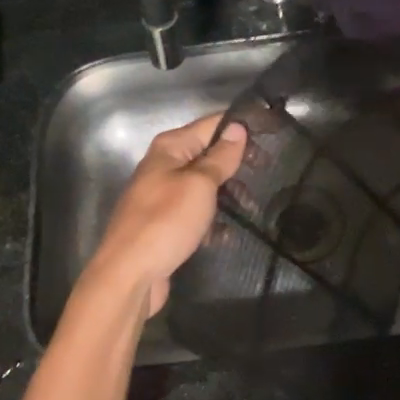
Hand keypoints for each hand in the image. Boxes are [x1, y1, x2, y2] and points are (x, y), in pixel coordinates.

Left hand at [83, 114, 248, 315]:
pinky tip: (229, 234)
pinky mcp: (166, 224)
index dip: (240, 127)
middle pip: (208, 155)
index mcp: (170, 148)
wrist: (129, 275)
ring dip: (229, 195)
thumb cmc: (165, 222)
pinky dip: (213, 221)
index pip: (211, 124)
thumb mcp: (199, 184)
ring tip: (253, 208)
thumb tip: (237, 127)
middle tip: (267, 170)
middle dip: (237, 163)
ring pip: (205, 186)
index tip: (270, 133)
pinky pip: (197, 214)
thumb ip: (220, 157)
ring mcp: (164, 196)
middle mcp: (164, 166)